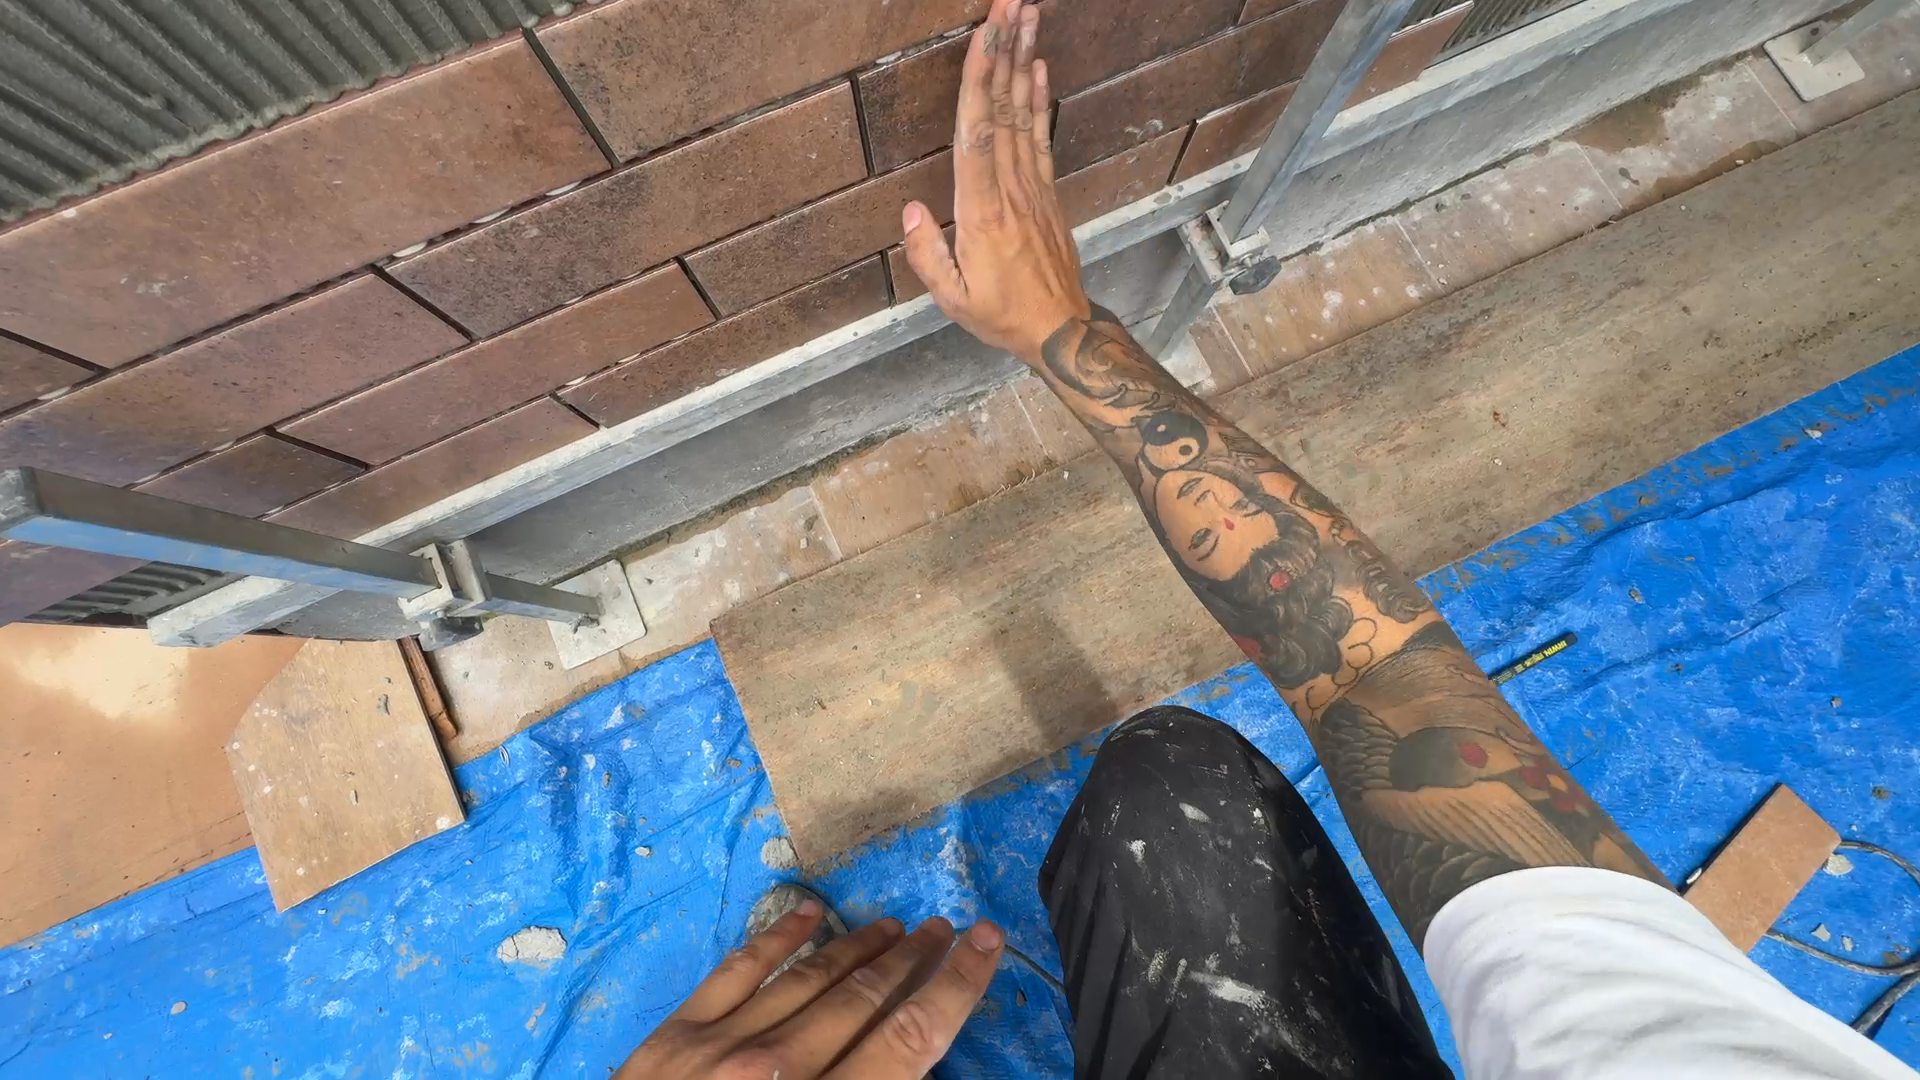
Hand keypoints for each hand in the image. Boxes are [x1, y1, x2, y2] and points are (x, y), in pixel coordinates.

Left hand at [617, 899, 1005, 1078]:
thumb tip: (913, 1070)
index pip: (909, 1042)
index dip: (956, 987)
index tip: (986, 940)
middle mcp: (775, 1076)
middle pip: (864, 1000)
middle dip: (912, 960)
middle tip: (943, 927)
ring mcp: (717, 1050)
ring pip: (809, 977)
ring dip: (859, 946)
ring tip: (895, 924)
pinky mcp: (670, 1039)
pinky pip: (736, 970)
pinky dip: (778, 937)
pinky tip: (811, 911)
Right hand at [902, 0, 1090, 363]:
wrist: (1059, 328)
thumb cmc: (1002, 315)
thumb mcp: (954, 299)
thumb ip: (928, 255)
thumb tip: (912, 210)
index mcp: (982, 212)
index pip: (978, 134)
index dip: (980, 80)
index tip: (985, 33)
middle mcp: (1011, 190)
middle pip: (1004, 111)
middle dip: (1005, 52)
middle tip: (1008, 2)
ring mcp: (1034, 189)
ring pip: (1025, 117)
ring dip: (1024, 63)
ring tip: (1025, 15)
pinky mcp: (1047, 195)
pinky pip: (1042, 139)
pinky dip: (1039, 101)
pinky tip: (1038, 70)